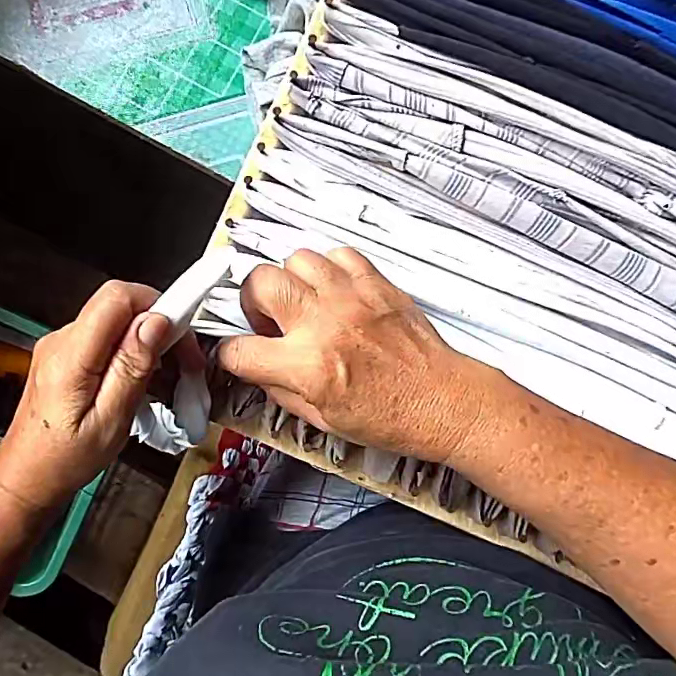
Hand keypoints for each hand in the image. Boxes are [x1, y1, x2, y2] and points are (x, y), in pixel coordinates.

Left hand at [0, 281, 201, 510]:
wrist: (28, 475)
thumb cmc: (65, 459)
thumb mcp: (110, 421)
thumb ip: (132, 367)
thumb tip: (155, 323)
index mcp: (70, 358)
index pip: (117, 297)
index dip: (157, 305)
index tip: (182, 332)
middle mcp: (61, 341)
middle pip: (122, 305)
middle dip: (161, 326)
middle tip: (184, 361)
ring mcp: (62, 344)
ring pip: (119, 320)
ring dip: (150, 341)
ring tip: (165, 376)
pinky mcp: (67, 352)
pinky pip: (109, 336)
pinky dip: (134, 351)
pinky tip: (142, 378)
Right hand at [215, 248, 499, 463]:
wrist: (444, 402)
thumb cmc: (395, 417)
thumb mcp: (323, 421)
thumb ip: (282, 390)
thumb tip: (259, 370)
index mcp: (307, 367)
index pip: (239, 350)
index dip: (230, 356)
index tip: (239, 355)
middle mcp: (325, 325)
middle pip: (260, 283)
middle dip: (251, 301)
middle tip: (268, 320)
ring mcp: (352, 299)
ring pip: (298, 259)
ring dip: (292, 282)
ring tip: (303, 304)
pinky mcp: (377, 285)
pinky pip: (339, 255)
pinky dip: (330, 269)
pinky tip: (334, 292)